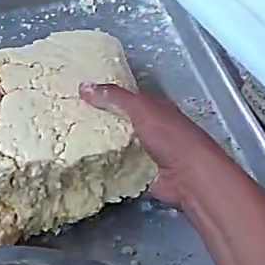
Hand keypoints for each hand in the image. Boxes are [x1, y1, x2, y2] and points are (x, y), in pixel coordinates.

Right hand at [81, 83, 241, 209]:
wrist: (191, 178)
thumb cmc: (170, 137)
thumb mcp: (141, 109)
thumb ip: (115, 97)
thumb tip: (84, 87)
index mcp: (156, 110)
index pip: (129, 98)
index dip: (107, 95)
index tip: (82, 96)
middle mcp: (154, 130)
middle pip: (123, 122)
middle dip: (102, 122)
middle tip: (73, 119)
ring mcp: (150, 154)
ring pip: (121, 146)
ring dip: (104, 145)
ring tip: (75, 142)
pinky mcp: (145, 175)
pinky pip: (121, 168)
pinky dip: (108, 167)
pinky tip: (90, 164)